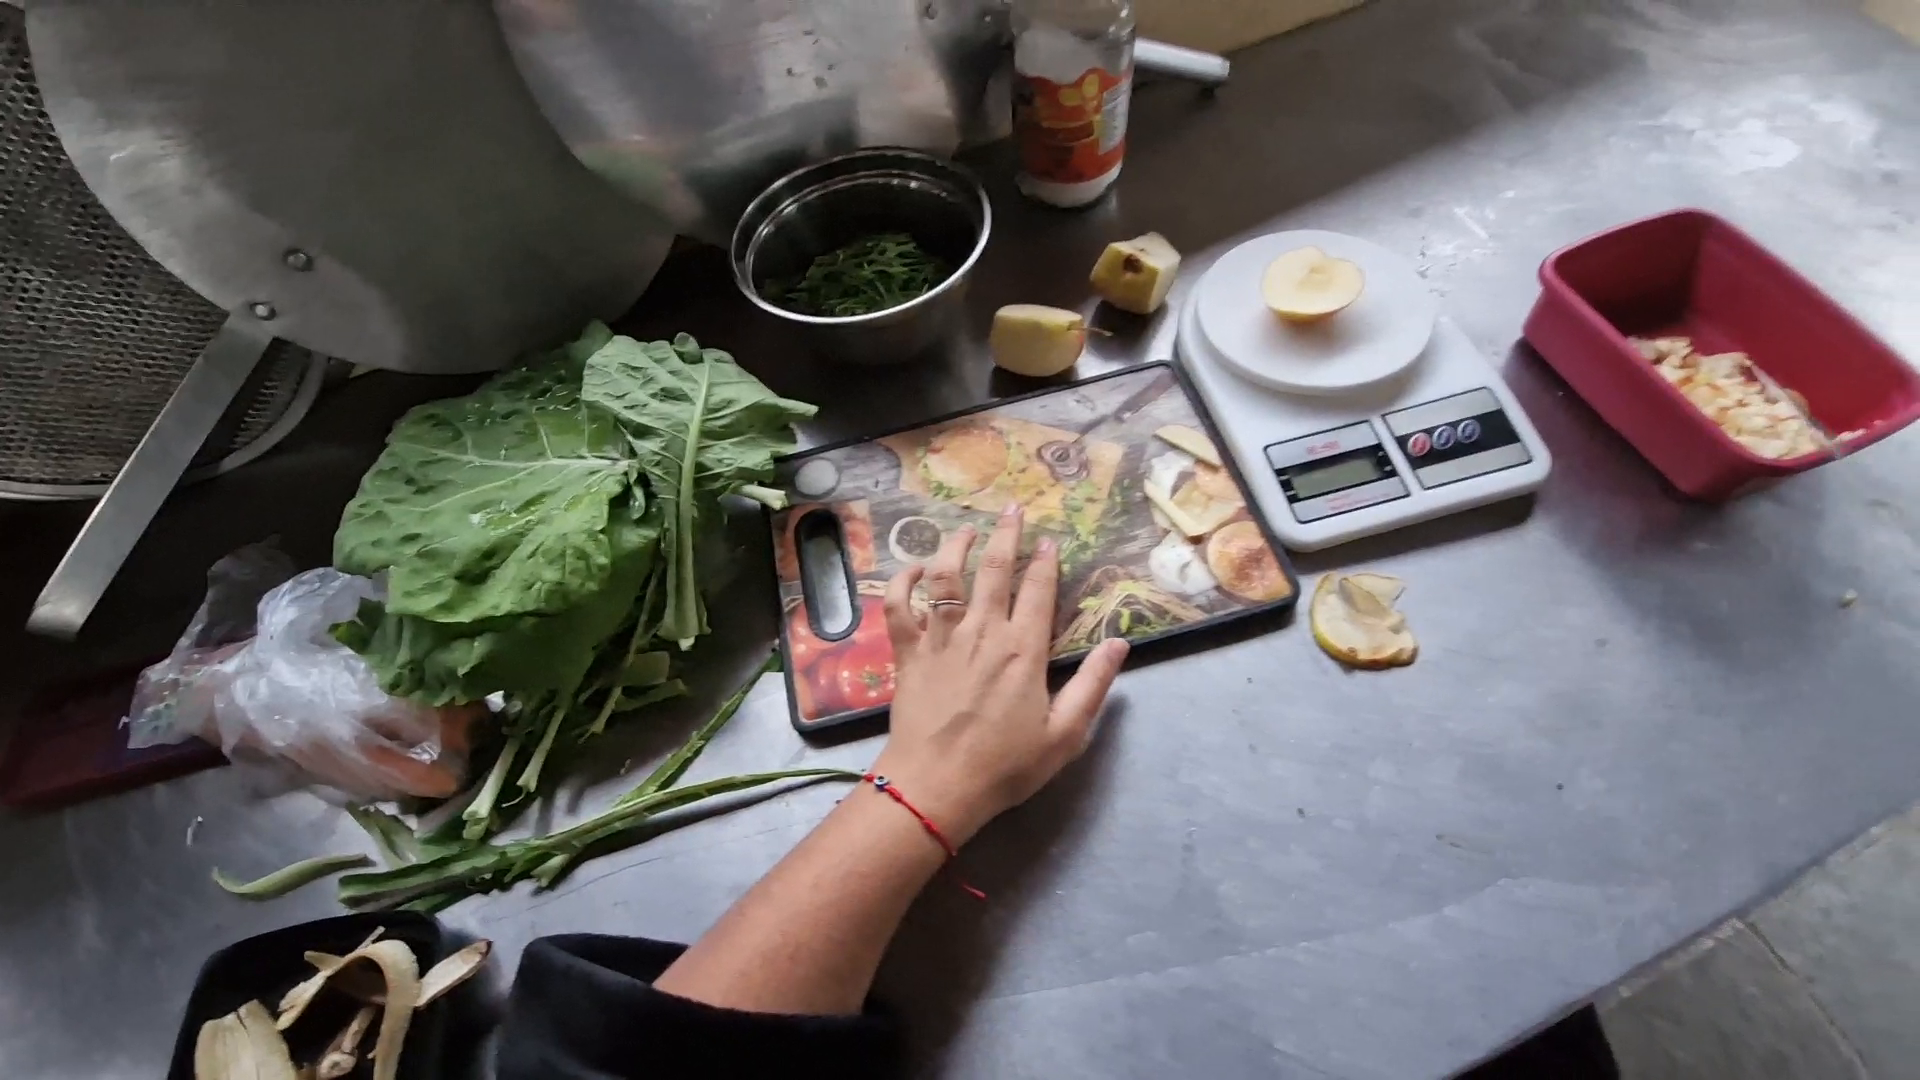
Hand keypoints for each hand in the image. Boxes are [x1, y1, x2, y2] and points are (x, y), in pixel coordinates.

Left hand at [870, 502, 1129, 843]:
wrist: (938, 786)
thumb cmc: (1005, 765)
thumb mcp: (1065, 733)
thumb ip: (1093, 685)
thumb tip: (1120, 643)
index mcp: (1023, 649)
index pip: (1038, 590)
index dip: (1045, 561)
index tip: (1049, 539)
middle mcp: (983, 632)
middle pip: (995, 569)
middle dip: (1006, 534)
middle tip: (1012, 509)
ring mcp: (941, 638)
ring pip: (946, 577)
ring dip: (955, 546)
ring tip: (966, 529)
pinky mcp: (908, 652)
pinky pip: (899, 606)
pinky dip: (903, 582)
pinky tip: (915, 569)